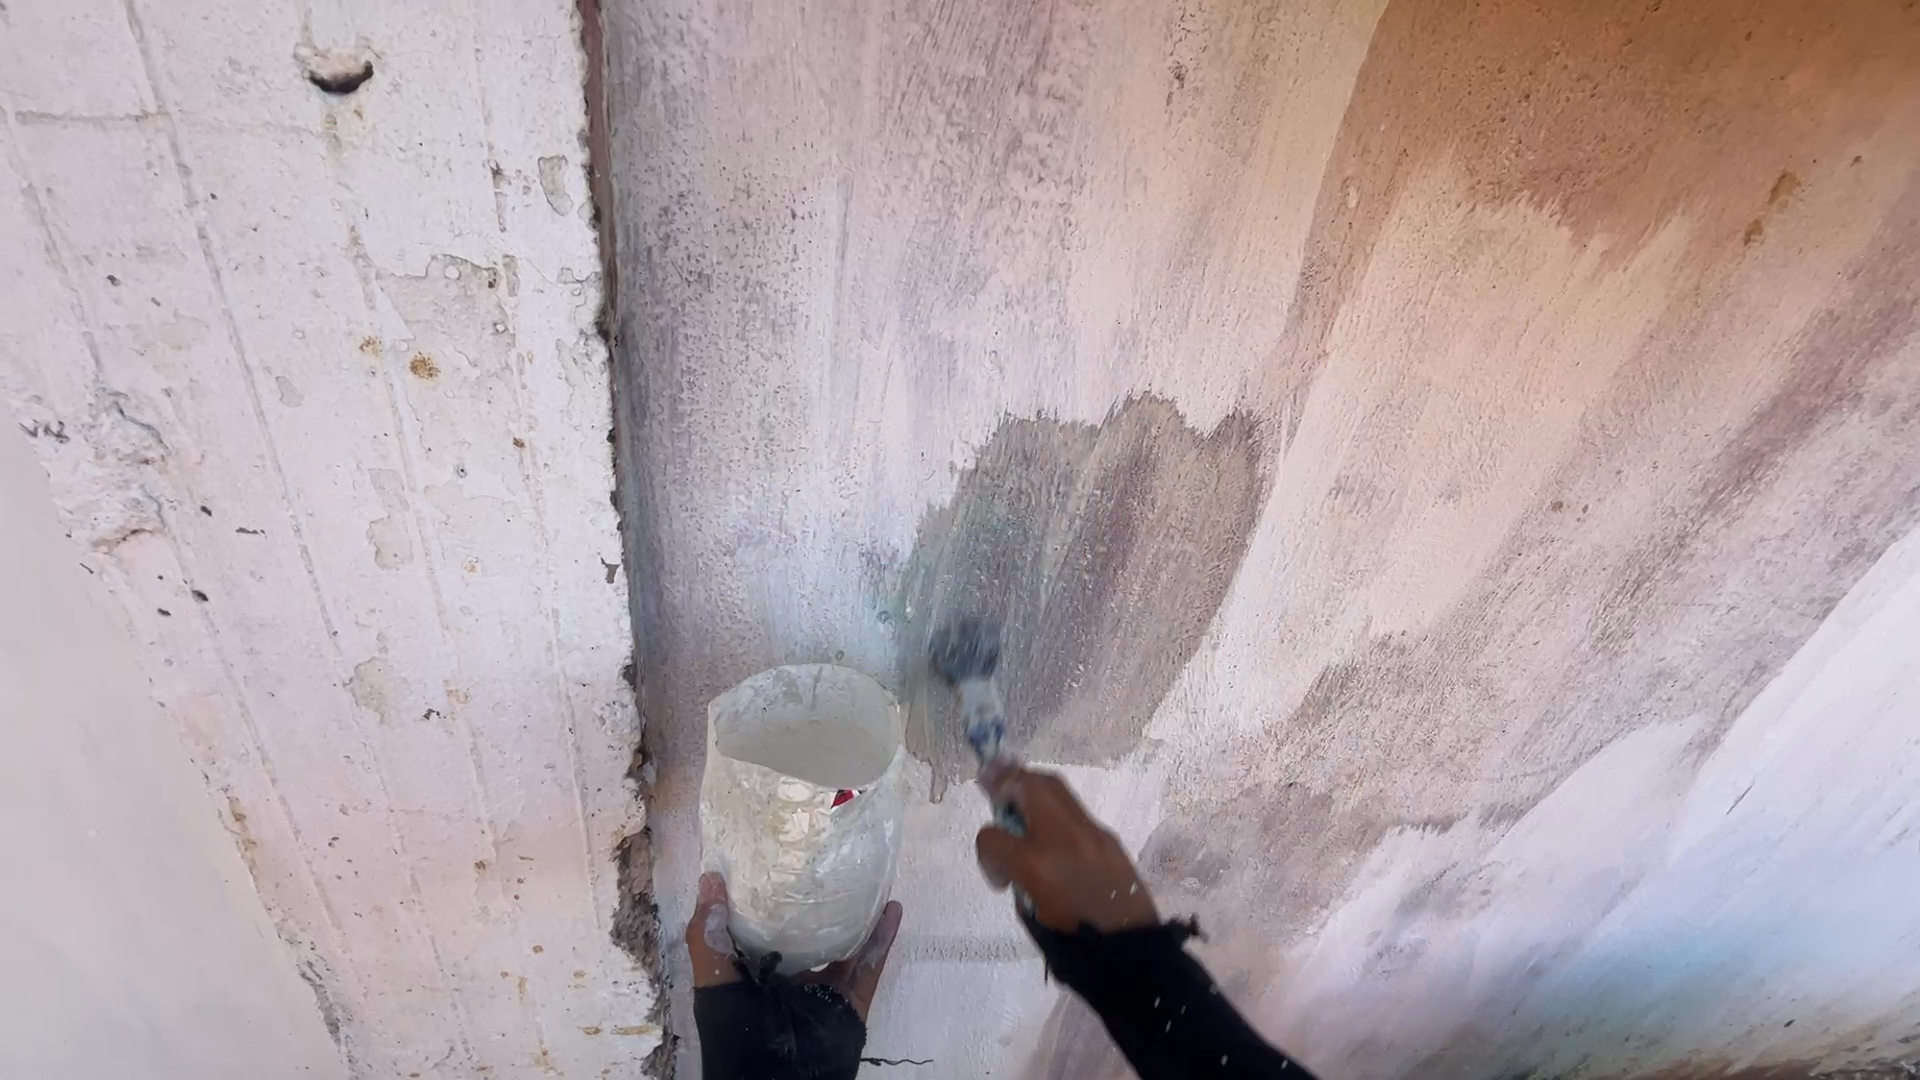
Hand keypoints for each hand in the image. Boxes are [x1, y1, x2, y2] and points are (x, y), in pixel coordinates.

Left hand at [685, 871, 904, 1020]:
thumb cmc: (737, 1034)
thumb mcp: (714, 984)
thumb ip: (709, 937)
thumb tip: (710, 878)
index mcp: (758, 972)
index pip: (767, 926)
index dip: (772, 895)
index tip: (781, 858)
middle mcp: (792, 977)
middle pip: (811, 932)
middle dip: (822, 901)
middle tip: (832, 859)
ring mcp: (824, 989)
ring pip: (846, 943)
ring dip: (860, 913)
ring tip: (870, 877)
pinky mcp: (850, 1002)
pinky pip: (869, 965)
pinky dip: (882, 939)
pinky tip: (892, 908)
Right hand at [975, 762, 1158, 932]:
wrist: (1130, 951)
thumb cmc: (1074, 943)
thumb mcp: (1030, 913)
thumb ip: (1015, 875)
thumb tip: (1011, 851)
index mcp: (1036, 864)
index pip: (993, 836)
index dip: (985, 850)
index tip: (996, 865)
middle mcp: (1062, 836)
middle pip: (1026, 784)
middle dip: (1006, 784)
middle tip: (998, 796)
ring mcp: (1089, 831)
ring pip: (1053, 786)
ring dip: (1031, 790)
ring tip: (1024, 808)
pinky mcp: (1107, 835)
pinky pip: (1074, 809)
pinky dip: (1057, 812)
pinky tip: (1055, 834)